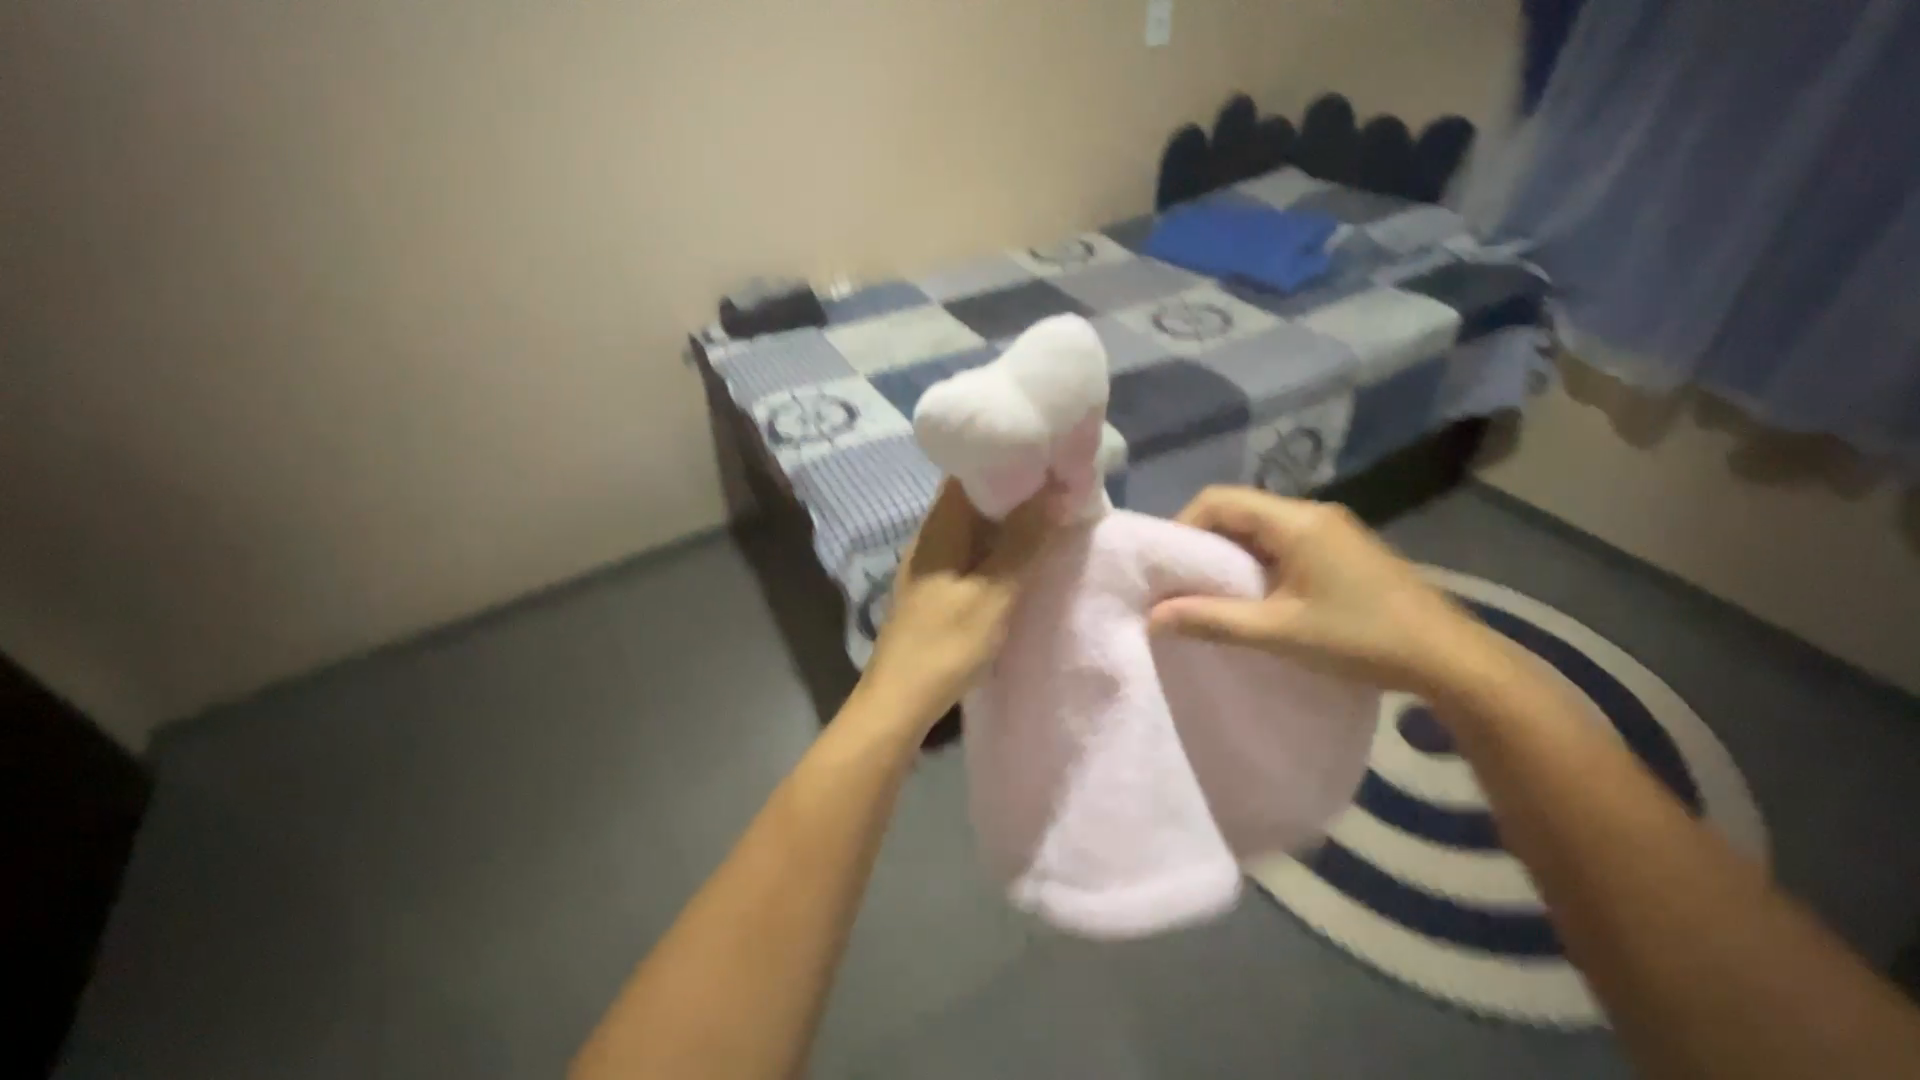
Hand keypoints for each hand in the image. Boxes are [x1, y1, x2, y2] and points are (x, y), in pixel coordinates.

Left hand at [856, 480, 1059, 732]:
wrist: (899, 701)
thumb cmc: (945, 645)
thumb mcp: (994, 593)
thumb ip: (1024, 541)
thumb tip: (1056, 489)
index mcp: (941, 525)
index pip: (972, 468)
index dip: (1011, 455)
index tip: (1052, 451)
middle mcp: (933, 534)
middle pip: (977, 495)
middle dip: (1020, 487)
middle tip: (1066, 483)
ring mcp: (934, 561)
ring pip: (978, 525)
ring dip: (1013, 519)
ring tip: (1057, 513)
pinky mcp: (939, 587)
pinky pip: (975, 551)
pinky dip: (1002, 546)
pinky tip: (1029, 554)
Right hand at [1148, 486, 1495, 694]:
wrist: (1447, 657)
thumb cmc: (1360, 638)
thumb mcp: (1279, 632)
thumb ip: (1212, 620)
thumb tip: (1153, 616)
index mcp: (1296, 521)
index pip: (1219, 500)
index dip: (1182, 525)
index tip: (1165, 565)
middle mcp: (1313, 513)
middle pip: (1239, 510)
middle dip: (1202, 542)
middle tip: (1180, 583)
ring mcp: (1332, 529)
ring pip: (1261, 528)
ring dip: (1230, 555)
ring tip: (1210, 595)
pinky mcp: (1343, 550)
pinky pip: (1285, 542)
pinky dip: (1258, 562)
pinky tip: (1255, 598)